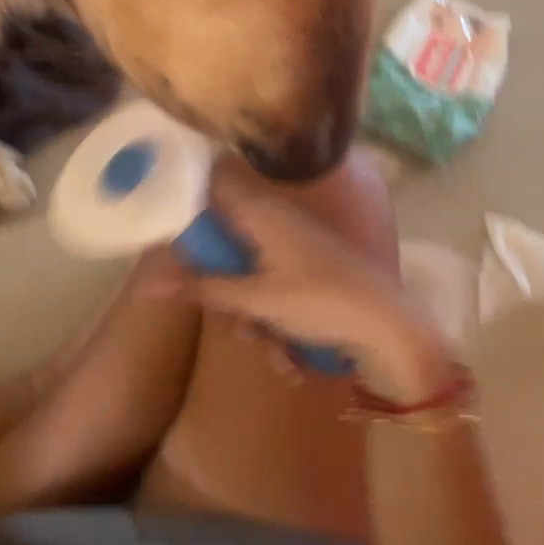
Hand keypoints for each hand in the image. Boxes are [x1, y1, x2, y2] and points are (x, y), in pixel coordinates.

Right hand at [148, 152, 457, 400]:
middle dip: (222, 286)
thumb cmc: (321, 302)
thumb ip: (203, 288)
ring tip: (268, 349)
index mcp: (263, 213)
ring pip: (252, 273)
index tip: (167, 234)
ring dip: (252, 314)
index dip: (188, 204)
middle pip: (228, 241)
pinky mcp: (313, 274)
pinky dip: (277, 320)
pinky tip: (290, 359)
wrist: (394, 330)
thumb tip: (149, 281)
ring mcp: (297, 248)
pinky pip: (277, 289)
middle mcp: (277, 222)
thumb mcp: (256, 299)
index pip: (213, 185)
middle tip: (228, 317)